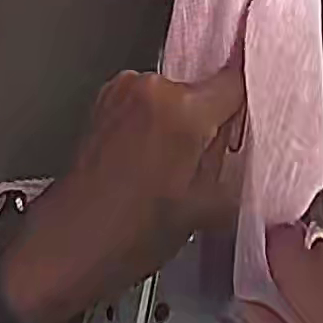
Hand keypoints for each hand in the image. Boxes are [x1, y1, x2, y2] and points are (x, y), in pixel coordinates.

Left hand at [0, 65, 246, 322]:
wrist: (68, 242)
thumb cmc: (128, 233)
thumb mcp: (205, 205)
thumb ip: (231, 158)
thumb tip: (240, 134)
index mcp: (183, 111)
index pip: (236, 80)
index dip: (249, 96)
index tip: (253, 106)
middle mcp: (153, 87)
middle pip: (204, 87)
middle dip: (211, 115)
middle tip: (207, 154)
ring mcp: (126, 87)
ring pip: (176, 92)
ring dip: (180, 116)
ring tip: (169, 162)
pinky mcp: (108, 95)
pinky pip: (149, 96)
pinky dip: (154, 117)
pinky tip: (147, 155)